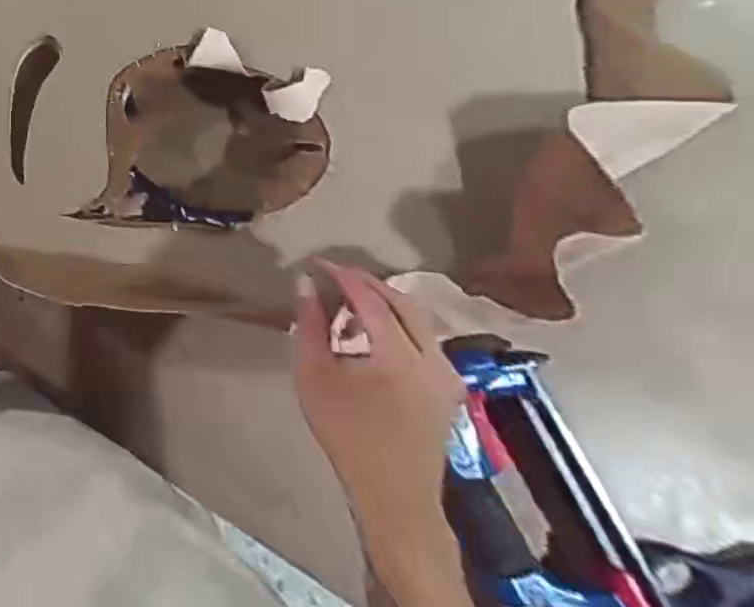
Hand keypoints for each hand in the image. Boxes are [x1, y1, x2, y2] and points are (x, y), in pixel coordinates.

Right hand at [294, 261, 463, 526]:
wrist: (392, 489)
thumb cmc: (345, 429)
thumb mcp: (313, 373)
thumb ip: (310, 325)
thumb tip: (305, 284)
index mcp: (400, 356)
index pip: (372, 300)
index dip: (343, 276)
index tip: (315, 263)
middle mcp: (434, 360)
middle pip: (405, 304)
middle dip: (368, 283)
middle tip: (332, 273)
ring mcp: (448, 375)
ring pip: (419, 322)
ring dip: (383, 304)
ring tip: (345, 303)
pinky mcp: (448, 388)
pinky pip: (424, 341)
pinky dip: (396, 325)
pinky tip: (367, 334)